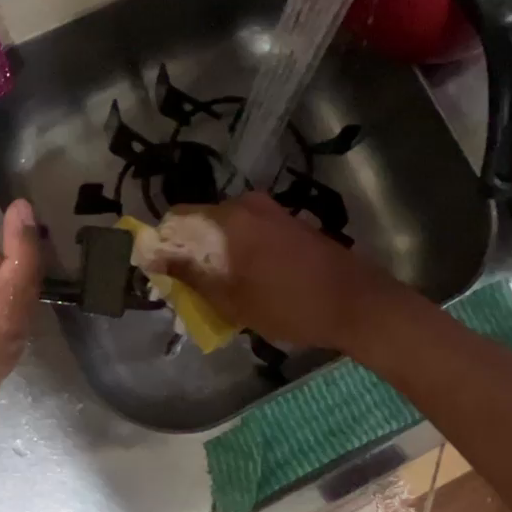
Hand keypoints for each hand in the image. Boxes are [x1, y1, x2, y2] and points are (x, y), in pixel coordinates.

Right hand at [150, 193, 402, 349]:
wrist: (357, 304)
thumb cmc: (289, 305)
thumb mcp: (232, 300)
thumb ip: (189, 276)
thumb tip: (154, 258)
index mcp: (229, 218)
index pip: (177, 218)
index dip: (164, 245)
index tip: (161, 274)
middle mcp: (249, 205)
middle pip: (202, 224)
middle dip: (191, 253)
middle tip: (190, 290)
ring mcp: (273, 213)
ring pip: (228, 231)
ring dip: (217, 257)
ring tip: (219, 293)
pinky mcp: (291, 225)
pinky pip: (251, 235)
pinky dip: (241, 255)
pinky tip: (248, 284)